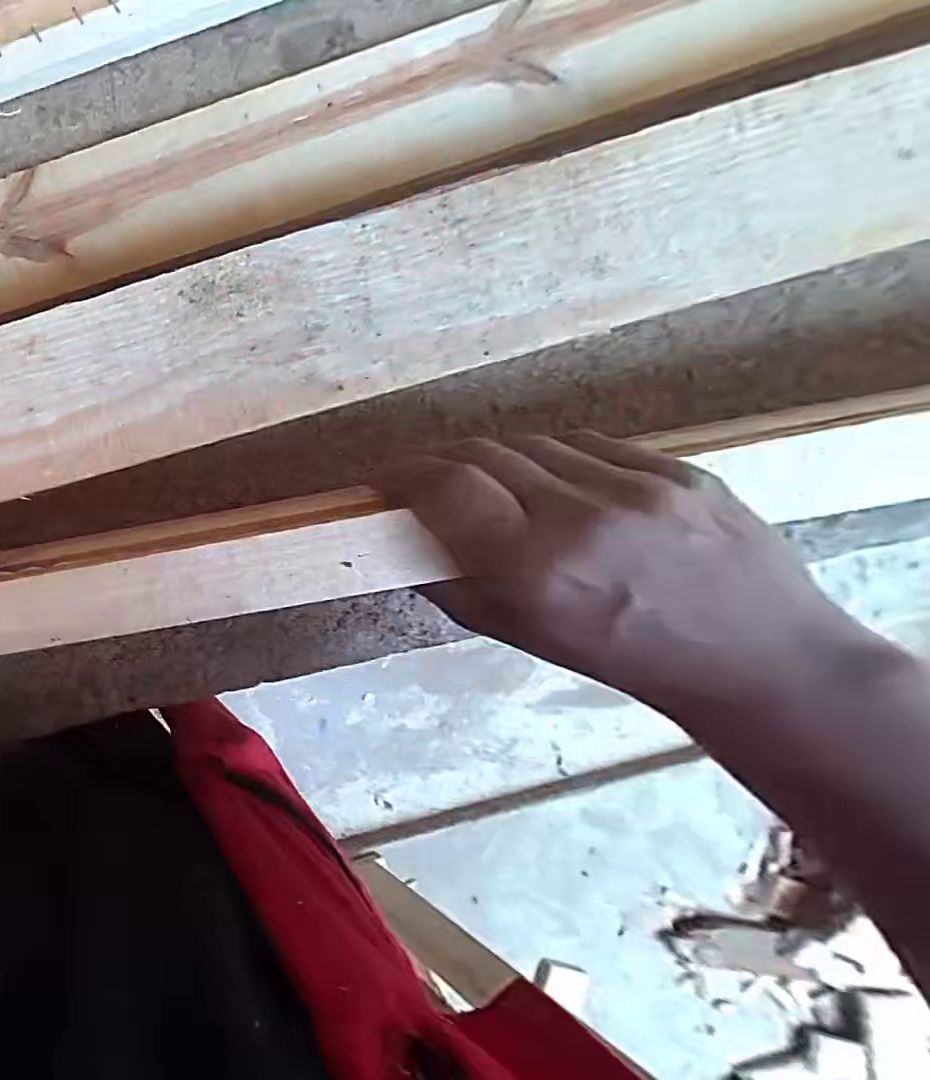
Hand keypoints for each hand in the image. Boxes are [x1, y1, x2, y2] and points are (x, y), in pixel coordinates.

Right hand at [376, 433, 889, 717]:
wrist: (755, 656)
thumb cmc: (608, 651)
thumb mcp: (505, 627)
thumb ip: (442, 577)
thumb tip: (395, 537)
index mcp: (533, 565)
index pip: (447, 486)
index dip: (403, 472)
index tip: (382, 478)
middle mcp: (583, 516)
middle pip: (480, 454)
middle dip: (437, 460)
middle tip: (422, 479)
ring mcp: (639, 487)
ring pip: (529, 443)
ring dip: (490, 458)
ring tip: (487, 483)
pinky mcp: (681, 469)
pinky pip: (585, 444)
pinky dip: (548, 458)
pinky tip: (550, 483)